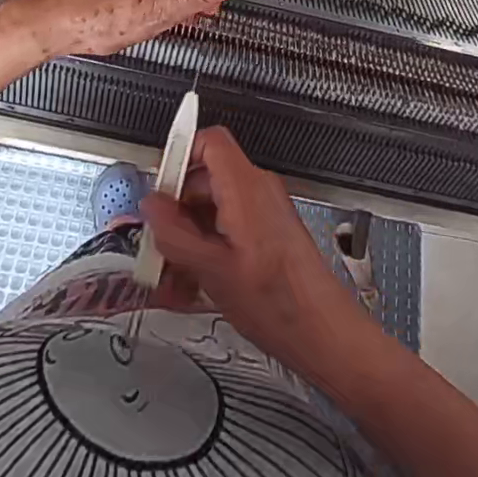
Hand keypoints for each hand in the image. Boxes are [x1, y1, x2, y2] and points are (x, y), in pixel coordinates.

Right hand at [141, 127, 377, 380]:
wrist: (325, 335)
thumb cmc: (283, 305)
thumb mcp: (212, 269)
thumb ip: (174, 233)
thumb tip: (152, 206)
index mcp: (246, 187)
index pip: (209, 140)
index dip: (179, 155)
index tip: (160, 185)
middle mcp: (257, 191)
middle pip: (203, 177)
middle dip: (176, 208)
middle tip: (160, 238)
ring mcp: (263, 211)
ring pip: (211, 205)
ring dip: (188, 234)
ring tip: (174, 270)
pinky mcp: (265, 232)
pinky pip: (225, 225)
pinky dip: (206, 245)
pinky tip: (193, 281)